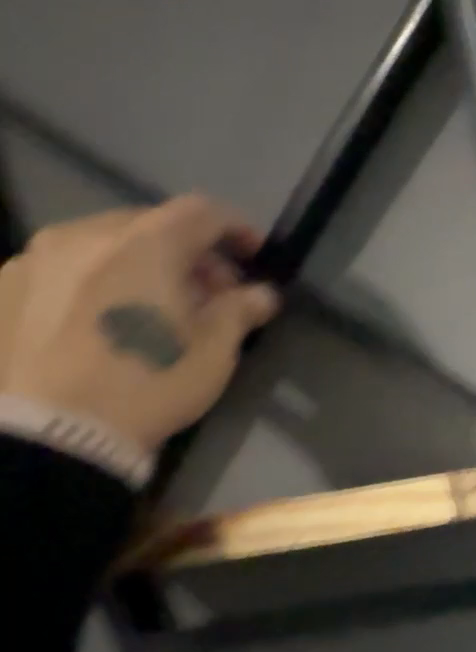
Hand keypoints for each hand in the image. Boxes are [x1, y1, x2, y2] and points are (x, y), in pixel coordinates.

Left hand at [0, 196, 279, 454]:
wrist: (55, 424)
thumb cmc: (152, 381)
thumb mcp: (215, 351)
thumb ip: (239, 310)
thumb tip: (258, 293)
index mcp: (145, 246)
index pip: (200, 212)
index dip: (236, 228)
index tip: (255, 255)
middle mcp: (85, 236)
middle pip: (149, 224)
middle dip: (189, 252)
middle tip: (211, 294)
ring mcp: (37, 258)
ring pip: (105, 243)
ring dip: (143, 265)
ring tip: (159, 309)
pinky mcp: (8, 284)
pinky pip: (69, 266)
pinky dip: (102, 280)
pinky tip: (113, 321)